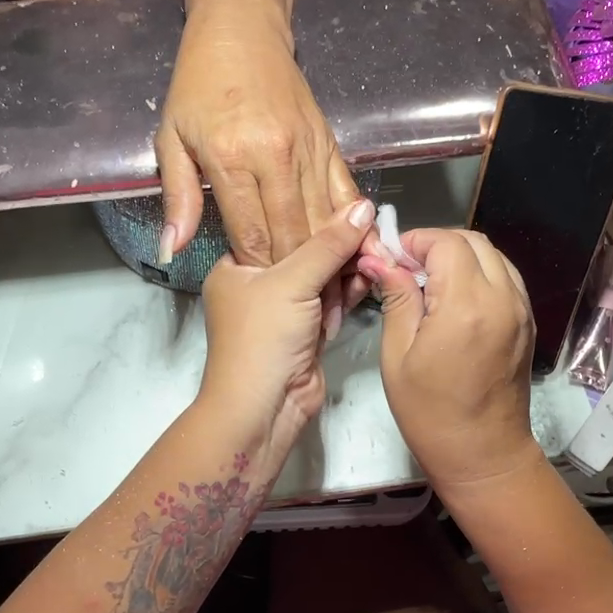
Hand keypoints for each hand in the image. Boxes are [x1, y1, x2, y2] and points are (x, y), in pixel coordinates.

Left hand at [156, 11, 363, 324]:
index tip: (261, 297)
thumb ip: (178, 199)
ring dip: (327, 261)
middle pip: (292, 236)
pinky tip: (358, 252)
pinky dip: (352, 227)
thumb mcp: (171, 139)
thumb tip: (171, 251)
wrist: (242, 29)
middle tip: (299, 308)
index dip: (258, 273)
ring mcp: (308, 150)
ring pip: (323, 221)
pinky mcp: (330, 144)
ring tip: (329, 292)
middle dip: (295, 277)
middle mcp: (275, 158)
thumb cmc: (198, 87)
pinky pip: (346, 194)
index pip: (252, 236)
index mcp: (231, 159)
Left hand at [198, 198, 375, 446]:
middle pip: (304, 251)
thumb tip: (364, 206)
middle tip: (372, 233)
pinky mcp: (306, 331)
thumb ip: (328, 244)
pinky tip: (371, 275)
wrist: (263, 408)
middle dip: (338, 245)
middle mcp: (257, 285)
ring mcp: (283, 310)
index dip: (312, 214)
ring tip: (376, 254)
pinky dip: (349, 291)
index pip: (276, 225)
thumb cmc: (262, 339)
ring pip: (322, 276)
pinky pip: (331, 300)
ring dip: (348, 269)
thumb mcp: (292, 281)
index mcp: (236, 266)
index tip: (349, 204)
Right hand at [358, 230, 540, 492]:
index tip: (391, 259)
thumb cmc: (429, 412)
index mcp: (466, 305)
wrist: (483, 454)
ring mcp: (521, 309)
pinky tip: (454, 298)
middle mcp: (502, 298)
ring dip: (459, 257)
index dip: (415, 242)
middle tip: (406, 269)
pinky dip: (479, 274)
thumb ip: (396, 299)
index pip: (445, 243)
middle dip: (436, 245)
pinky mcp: (527, 322)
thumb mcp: (398, 356)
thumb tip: (380, 259)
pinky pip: (505, 278)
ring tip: (429, 282)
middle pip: (473, 242)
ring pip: (493, 256)